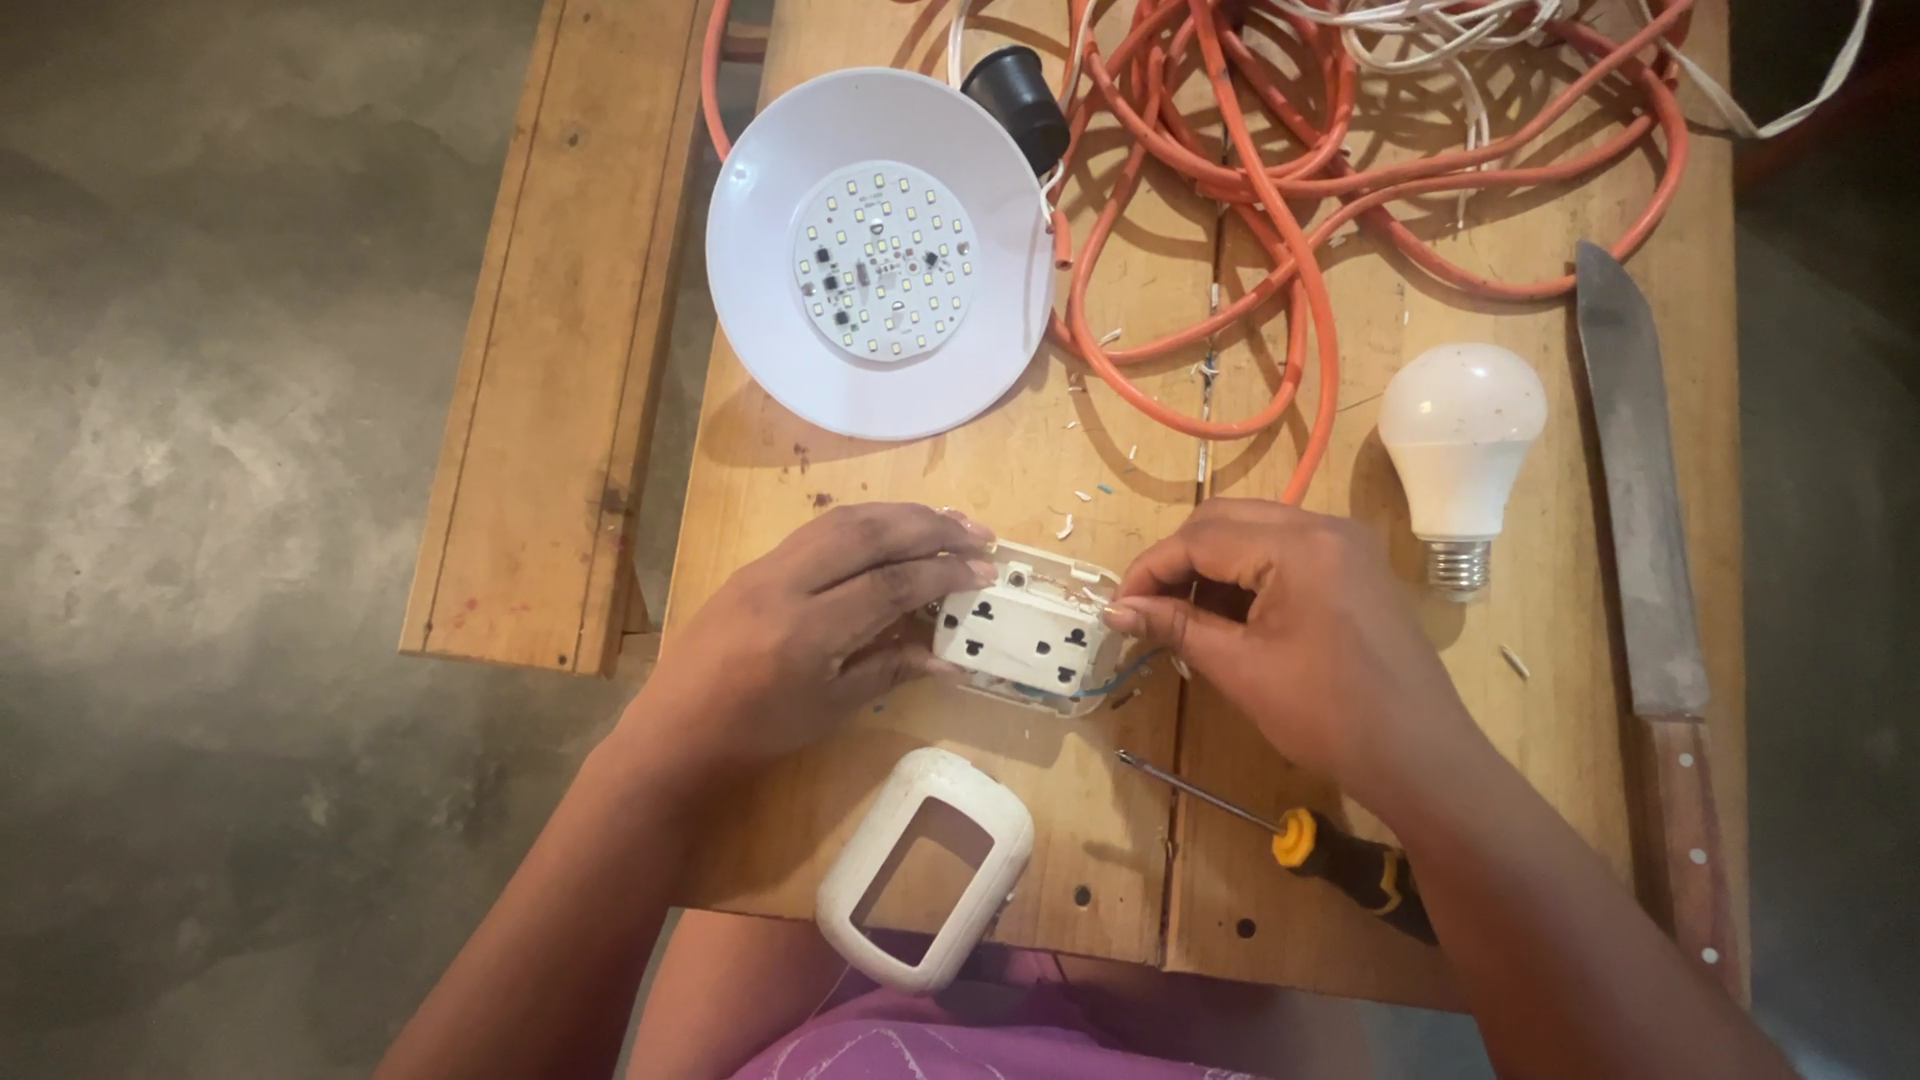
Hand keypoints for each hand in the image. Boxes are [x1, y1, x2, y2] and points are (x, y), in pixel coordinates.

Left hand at [620, 504, 994, 784]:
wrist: (676, 729)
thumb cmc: (758, 733)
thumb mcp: (832, 708)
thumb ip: (891, 669)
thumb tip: (950, 658)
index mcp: (806, 630)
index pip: (890, 583)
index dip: (943, 573)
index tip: (984, 571)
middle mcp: (785, 584)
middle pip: (870, 534)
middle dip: (931, 527)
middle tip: (978, 533)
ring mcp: (766, 566)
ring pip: (844, 520)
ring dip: (900, 514)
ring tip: (946, 521)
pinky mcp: (756, 563)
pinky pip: (820, 528)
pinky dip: (866, 521)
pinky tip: (891, 528)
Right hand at [1102, 499, 1483, 809]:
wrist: (1423, 760)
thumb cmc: (1327, 717)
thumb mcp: (1240, 668)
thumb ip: (1174, 626)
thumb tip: (1115, 610)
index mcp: (1299, 547)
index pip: (1200, 538)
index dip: (1150, 569)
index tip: (1119, 607)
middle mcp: (1324, 527)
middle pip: (1223, 520)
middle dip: (1177, 560)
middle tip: (1148, 608)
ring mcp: (1344, 544)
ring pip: (1252, 530)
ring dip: (1210, 565)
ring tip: (1185, 616)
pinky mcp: (1353, 566)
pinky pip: (1282, 550)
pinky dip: (1245, 573)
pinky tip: (1229, 614)